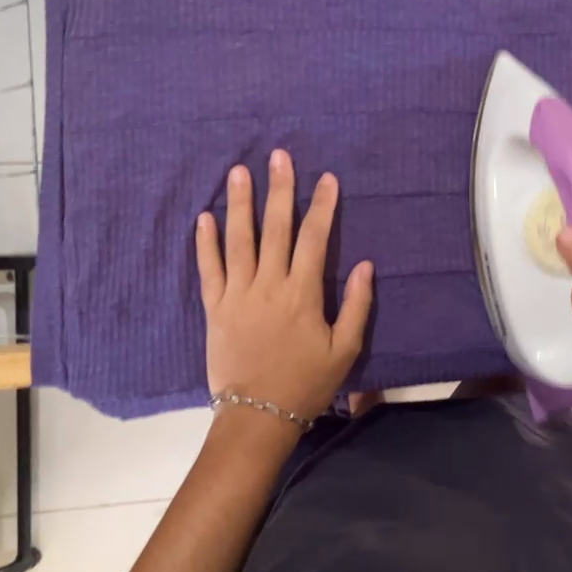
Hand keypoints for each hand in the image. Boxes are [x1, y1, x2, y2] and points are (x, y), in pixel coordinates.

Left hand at [195, 150, 373, 423]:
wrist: (258, 415)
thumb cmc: (307, 383)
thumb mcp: (344, 350)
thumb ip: (357, 306)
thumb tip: (366, 265)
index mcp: (303, 294)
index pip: (315, 239)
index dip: (322, 206)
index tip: (327, 178)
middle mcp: (269, 285)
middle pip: (275, 229)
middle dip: (280, 190)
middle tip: (280, 156)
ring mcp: (238, 295)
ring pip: (239, 240)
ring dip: (240, 204)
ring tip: (239, 172)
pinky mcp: (215, 308)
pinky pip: (209, 269)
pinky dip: (205, 243)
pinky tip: (205, 218)